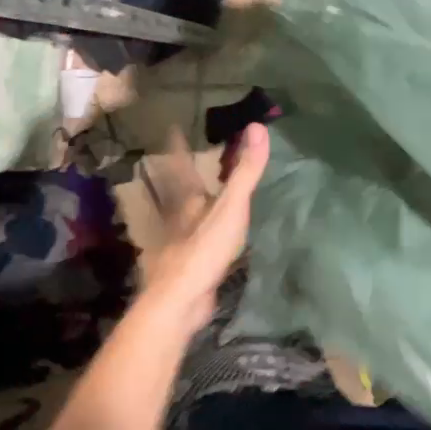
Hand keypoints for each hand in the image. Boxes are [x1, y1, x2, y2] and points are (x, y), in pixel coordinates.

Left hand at [135, 121, 270, 335]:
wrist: (181, 304)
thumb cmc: (204, 249)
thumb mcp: (231, 206)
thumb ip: (245, 171)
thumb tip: (257, 126)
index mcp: (189, 201)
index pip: (182, 167)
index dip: (178, 149)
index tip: (172, 129)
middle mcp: (181, 219)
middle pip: (180, 191)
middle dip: (182, 176)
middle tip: (186, 160)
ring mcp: (183, 245)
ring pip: (187, 217)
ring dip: (193, 205)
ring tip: (203, 195)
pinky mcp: (190, 267)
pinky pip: (198, 241)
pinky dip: (204, 233)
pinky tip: (214, 238)